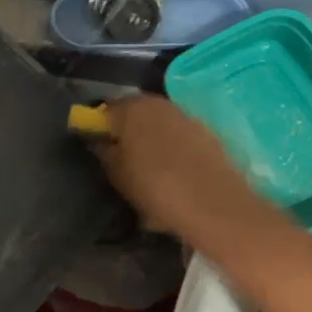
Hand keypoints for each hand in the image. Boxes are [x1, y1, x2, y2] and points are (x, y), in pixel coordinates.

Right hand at [92, 95, 291, 242]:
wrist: (216, 207)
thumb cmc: (155, 187)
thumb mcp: (116, 173)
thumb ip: (102, 151)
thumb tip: (97, 140)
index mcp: (132, 108)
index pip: (104, 109)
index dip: (97, 127)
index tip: (95, 146)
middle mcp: (160, 104)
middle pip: (134, 113)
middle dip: (126, 132)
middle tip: (119, 159)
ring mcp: (187, 118)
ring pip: (159, 125)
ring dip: (150, 140)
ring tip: (146, 169)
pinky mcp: (209, 135)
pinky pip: (179, 138)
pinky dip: (171, 150)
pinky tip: (171, 174)